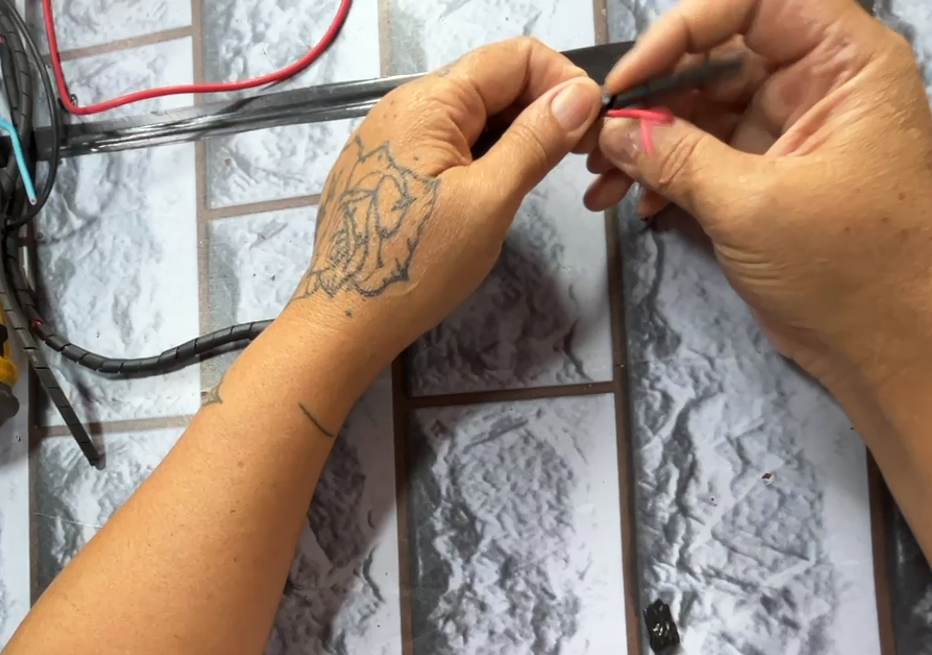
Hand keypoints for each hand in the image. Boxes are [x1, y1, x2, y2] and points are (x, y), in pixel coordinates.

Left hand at [285, 38, 602, 388]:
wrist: (346, 321)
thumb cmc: (417, 266)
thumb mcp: (488, 202)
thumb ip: (534, 141)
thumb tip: (578, 94)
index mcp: (427, 102)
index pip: (513, 56)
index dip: (561, 82)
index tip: (585, 127)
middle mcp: (398, 110)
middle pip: (486, 87)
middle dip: (534, 114)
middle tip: (565, 162)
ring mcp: (381, 145)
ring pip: (461, 124)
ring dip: (502, 143)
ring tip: (523, 186)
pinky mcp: (374, 178)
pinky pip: (433, 153)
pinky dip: (467, 165)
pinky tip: (477, 201)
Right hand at [585, 0, 931, 394]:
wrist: (887, 339)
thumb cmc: (848, 264)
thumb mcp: (752, 204)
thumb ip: (677, 158)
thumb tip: (612, 129)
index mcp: (842, 63)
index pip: (756, 4)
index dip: (684, 30)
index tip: (625, 82)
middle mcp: (814, 87)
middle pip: (718, 61)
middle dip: (650, 100)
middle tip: (593, 142)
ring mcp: (786, 138)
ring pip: (701, 116)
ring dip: (646, 146)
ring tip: (600, 183)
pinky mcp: (763, 184)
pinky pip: (702, 162)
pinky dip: (663, 180)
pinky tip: (635, 207)